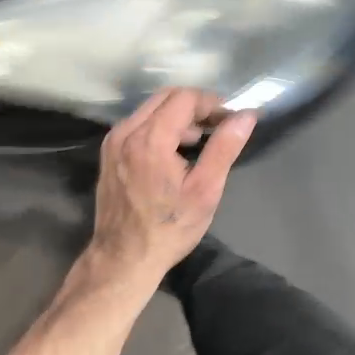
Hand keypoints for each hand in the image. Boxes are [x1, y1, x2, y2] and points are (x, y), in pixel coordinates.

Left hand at [79, 88, 255, 291]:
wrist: (124, 258)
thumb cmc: (169, 228)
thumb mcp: (205, 190)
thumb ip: (224, 148)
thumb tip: (246, 116)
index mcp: (150, 139)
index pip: (184, 98)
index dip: (211, 103)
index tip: (229, 119)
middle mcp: (126, 131)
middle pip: (165, 97)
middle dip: (194, 106)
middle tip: (217, 126)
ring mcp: (113, 141)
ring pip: (150, 109)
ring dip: (177, 115)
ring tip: (199, 140)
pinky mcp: (109, 152)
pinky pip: (138, 124)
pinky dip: (159, 126)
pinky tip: (174, 151)